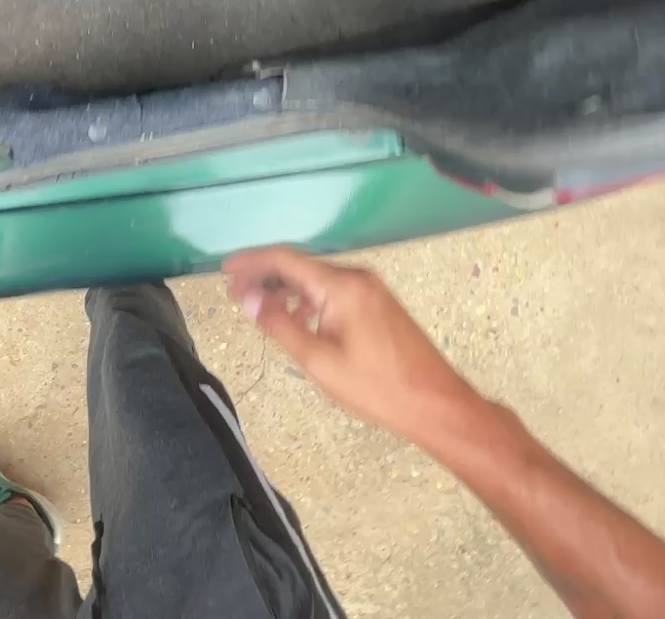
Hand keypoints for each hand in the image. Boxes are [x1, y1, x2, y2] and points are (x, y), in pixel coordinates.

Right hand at [223, 245, 486, 443]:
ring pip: (315, 277)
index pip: (285, 259)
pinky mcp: (378, 302)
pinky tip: (296, 317)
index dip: (251, 261)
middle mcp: (356, 277)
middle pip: (299, 264)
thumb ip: (279, 324)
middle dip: (264, 274)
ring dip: (284, 286)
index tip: (225, 270)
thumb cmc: (377, 388)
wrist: (439, 406)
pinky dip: (306, 297)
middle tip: (235, 290)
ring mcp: (370, 288)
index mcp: (341, 286)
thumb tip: (247, 297)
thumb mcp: (319, 361)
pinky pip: (332, 289)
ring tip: (258, 304)